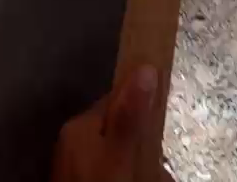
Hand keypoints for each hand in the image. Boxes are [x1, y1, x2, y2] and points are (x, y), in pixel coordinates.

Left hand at [51, 66, 160, 181]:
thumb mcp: (118, 158)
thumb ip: (130, 116)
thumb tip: (146, 66)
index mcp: (80, 126)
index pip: (118, 99)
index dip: (142, 107)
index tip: (162, 123)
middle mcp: (74, 141)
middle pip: (120, 128)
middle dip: (144, 143)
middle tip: (159, 166)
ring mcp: (76, 167)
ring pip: (118, 154)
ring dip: (140, 165)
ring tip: (154, 176)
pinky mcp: (82, 180)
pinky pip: (111, 170)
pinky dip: (128, 174)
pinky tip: (142, 179)